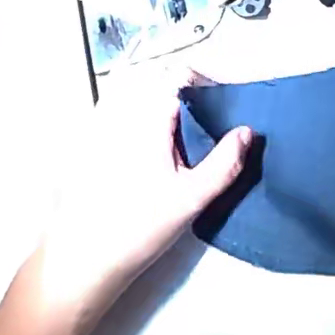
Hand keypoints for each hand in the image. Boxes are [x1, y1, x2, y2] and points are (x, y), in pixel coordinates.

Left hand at [24, 74, 251, 330]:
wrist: (87, 257)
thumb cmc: (141, 226)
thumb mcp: (191, 198)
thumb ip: (224, 164)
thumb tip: (247, 132)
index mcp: (148, 120)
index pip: (178, 77)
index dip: (205, 83)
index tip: (225, 105)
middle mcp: (126, 116)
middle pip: (164, 86)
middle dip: (192, 98)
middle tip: (216, 126)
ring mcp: (109, 129)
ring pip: (148, 103)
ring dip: (173, 111)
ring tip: (194, 140)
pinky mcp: (100, 146)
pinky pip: (133, 120)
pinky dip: (155, 125)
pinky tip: (166, 156)